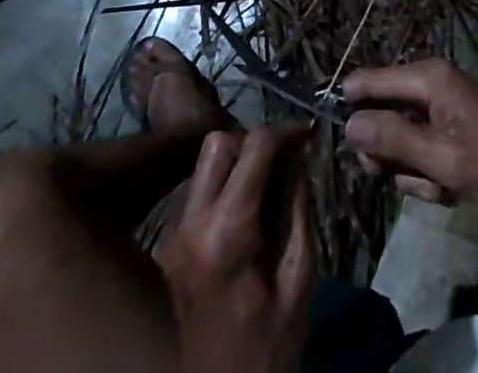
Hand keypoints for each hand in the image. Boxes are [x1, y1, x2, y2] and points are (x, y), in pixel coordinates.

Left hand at [155, 127, 315, 372]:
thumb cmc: (270, 344)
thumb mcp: (300, 278)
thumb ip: (297, 210)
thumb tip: (299, 157)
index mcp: (227, 233)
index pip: (253, 150)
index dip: (284, 132)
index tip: (308, 134)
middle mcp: (190, 223)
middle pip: (217, 144)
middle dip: (255, 140)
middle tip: (287, 157)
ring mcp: (173, 233)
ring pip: (203, 164)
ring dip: (238, 159)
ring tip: (272, 179)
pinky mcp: (169, 243)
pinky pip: (197, 191)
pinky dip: (225, 182)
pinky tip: (250, 206)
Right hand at [341, 59, 477, 209]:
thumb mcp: (442, 158)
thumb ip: (392, 140)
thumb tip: (348, 125)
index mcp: (426, 78)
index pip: (364, 82)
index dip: (351, 112)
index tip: (354, 149)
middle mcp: (428, 84)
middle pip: (379, 116)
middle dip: (389, 154)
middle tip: (404, 176)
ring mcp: (437, 106)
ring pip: (397, 141)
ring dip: (412, 171)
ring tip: (441, 187)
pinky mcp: (446, 127)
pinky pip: (418, 150)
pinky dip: (428, 174)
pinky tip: (452, 188)